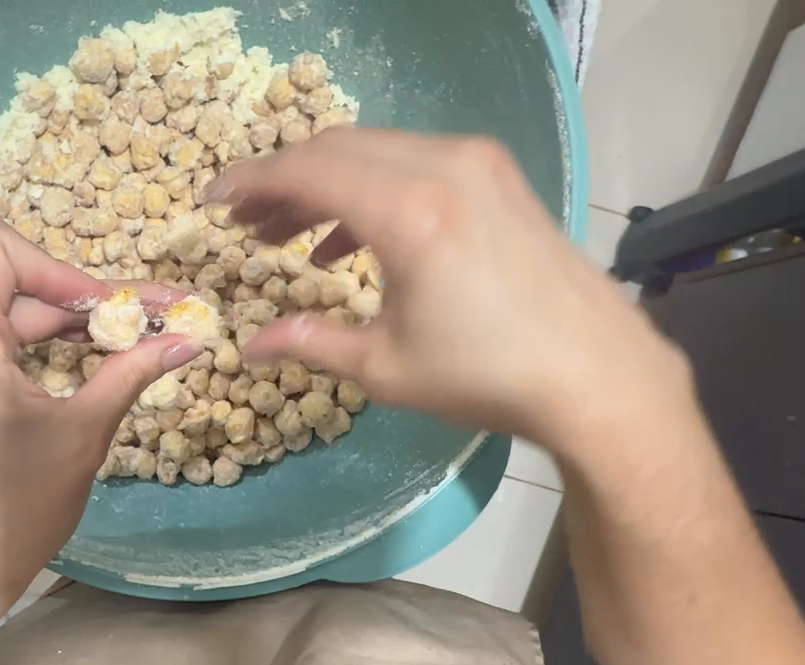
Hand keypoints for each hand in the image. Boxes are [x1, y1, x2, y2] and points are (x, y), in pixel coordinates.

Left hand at [0, 218, 196, 623]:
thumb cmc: (26, 505)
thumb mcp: (85, 432)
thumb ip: (132, 372)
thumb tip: (189, 338)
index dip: (61, 268)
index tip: (107, 308)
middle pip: (16, 285)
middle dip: (85, 300)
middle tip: (152, 318)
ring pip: (12, 312)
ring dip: (70, 322)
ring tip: (131, 339)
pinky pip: (0, 341)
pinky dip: (45, 344)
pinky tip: (91, 357)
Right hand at [219, 130, 692, 455]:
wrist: (592, 373)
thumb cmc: (482, 376)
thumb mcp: (383, 367)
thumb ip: (310, 344)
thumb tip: (250, 348)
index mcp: (409, 213)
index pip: (308, 171)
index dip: (250, 182)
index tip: (213, 203)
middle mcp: (444, 169)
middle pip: (337, 149)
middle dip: (281, 183)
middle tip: (243, 225)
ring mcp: (477, 167)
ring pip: (375, 153)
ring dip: (322, 188)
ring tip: (281, 237)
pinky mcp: (496, 181)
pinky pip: (411, 166)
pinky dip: (366, 194)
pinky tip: (343, 246)